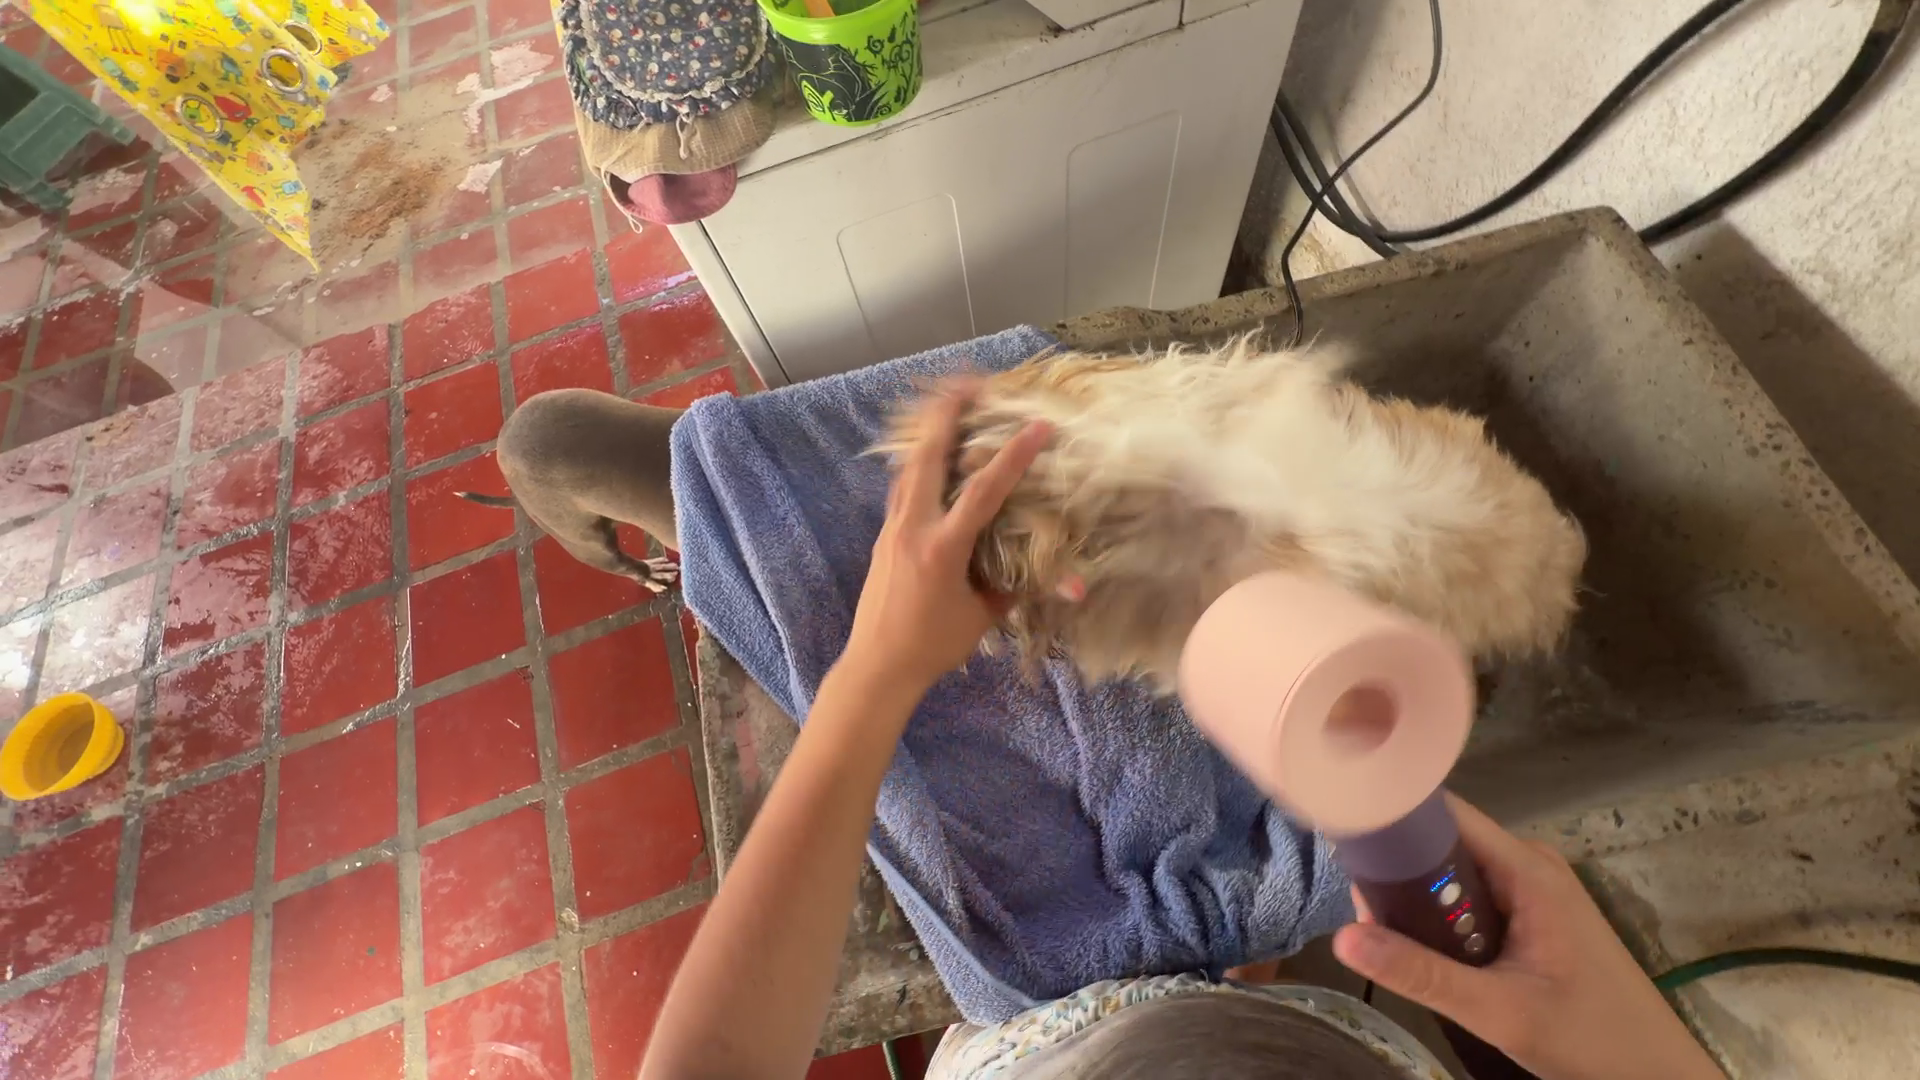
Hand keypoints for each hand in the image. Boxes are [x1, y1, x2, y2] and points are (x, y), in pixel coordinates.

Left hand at [844, 382, 1049, 689]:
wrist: (876, 666)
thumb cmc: (931, 646)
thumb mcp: (981, 618)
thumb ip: (1015, 589)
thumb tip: (1064, 583)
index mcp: (941, 548)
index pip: (981, 492)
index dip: (1011, 457)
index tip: (1037, 427)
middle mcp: (911, 528)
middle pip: (926, 457)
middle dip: (946, 415)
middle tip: (967, 383)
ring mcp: (892, 529)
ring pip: (908, 468)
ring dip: (929, 433)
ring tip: (946, 406)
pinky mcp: (884, 536)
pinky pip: (903, 487)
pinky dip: (918, 462)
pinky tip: (930, 457)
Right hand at [1333, 795, 1722, 1079]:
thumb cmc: (1596, 1045)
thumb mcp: (1501, 1012)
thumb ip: (1422, 974)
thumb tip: (1343, 938)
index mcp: (1526, 868)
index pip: (1441, 811)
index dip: (1390, 813)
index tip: (1344, 829)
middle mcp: (1525, 862)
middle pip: (1439, 838)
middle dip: (1394, 865)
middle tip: (1363, 904)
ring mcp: (1528, 886)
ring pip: (1448, 867)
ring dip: (1412, 892)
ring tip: (1384, 926)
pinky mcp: (1527, 911)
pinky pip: (1464, 890)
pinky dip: (1434, 909)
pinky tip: (1418, 940)